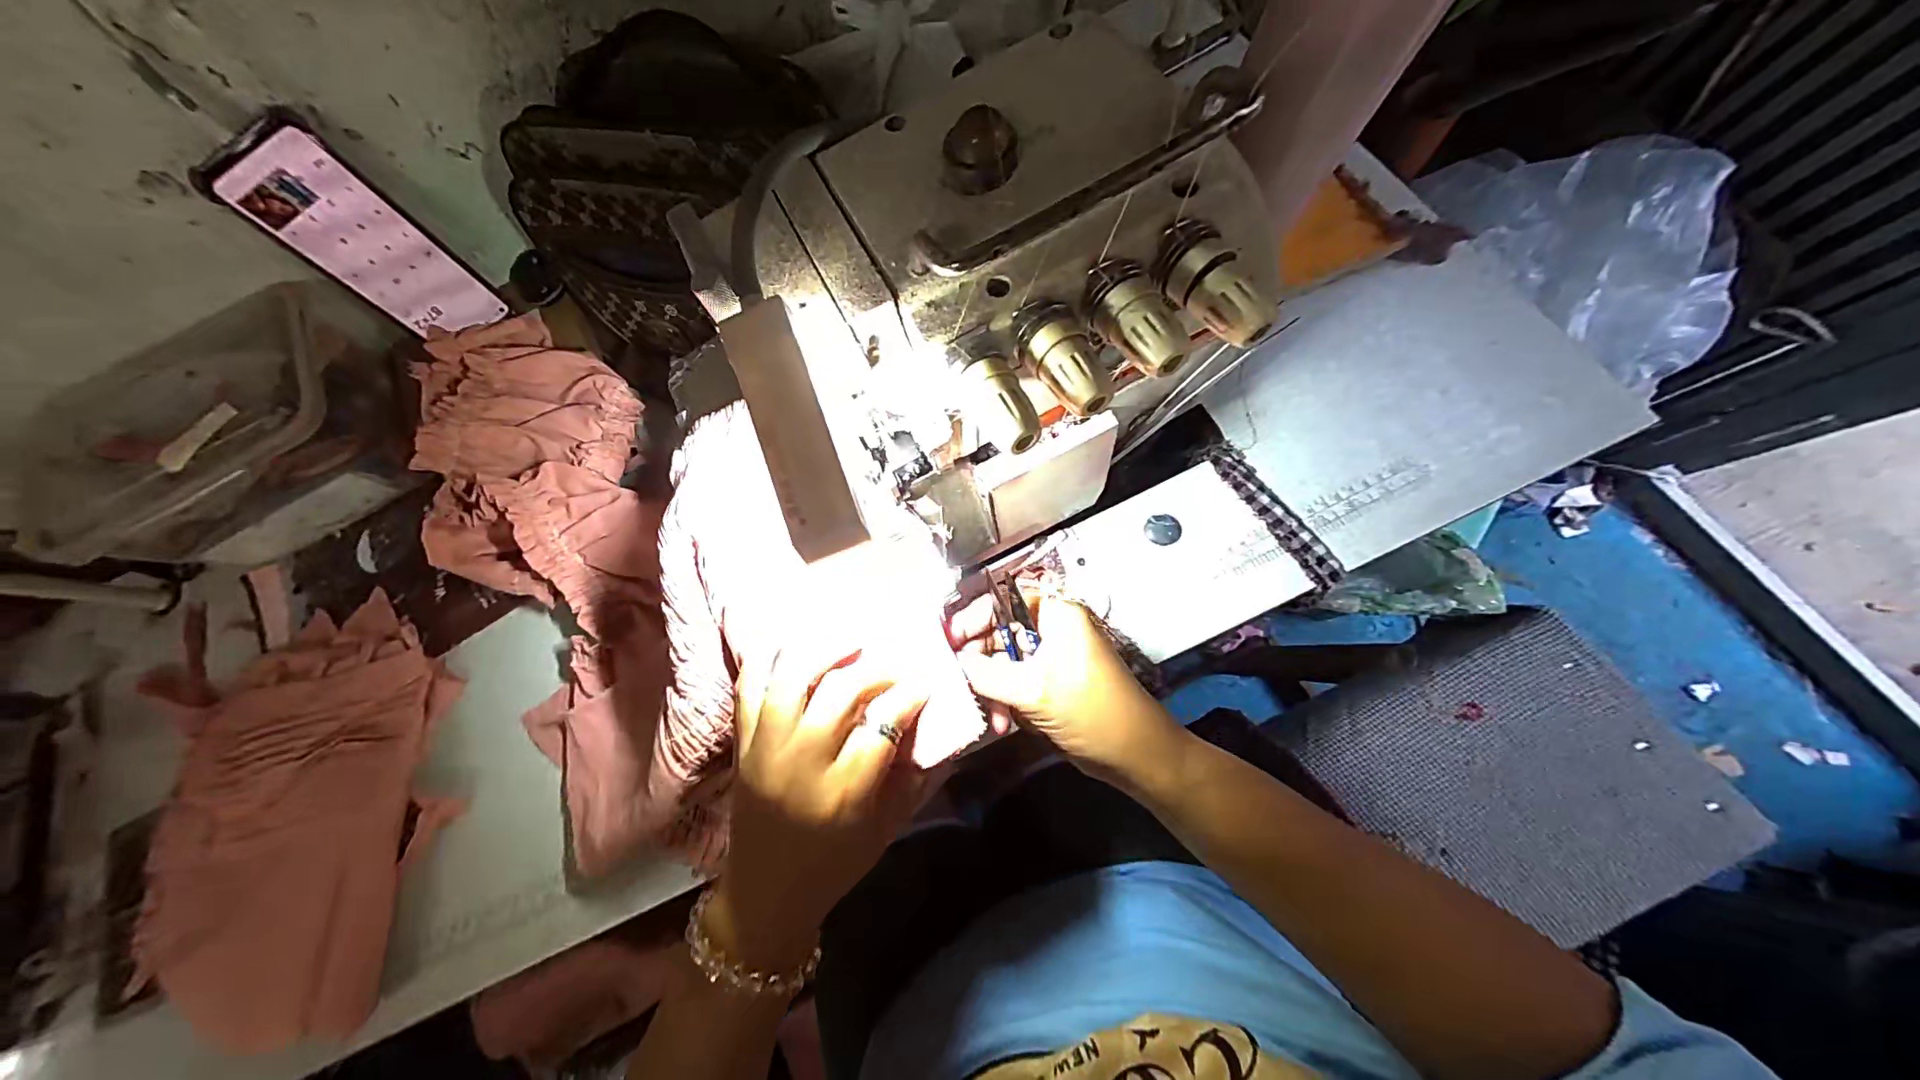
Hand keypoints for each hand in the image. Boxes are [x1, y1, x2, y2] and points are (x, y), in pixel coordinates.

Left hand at [706, 637, 937, 971]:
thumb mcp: (885, 829)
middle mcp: (803, 763)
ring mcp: (766, 748)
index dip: (910, 696)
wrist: (766, 894)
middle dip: (876, 671)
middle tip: (895, 666)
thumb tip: (931, 724)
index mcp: (845, 791)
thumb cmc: (835, 864)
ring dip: (823, 650)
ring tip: (850, 640)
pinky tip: (794, 643)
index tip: (924, 684)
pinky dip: (768, 657)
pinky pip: (749, 687)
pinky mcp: (742, 743)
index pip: (883, 724)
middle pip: (841, 692)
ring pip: (791, 677)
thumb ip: (912, 777)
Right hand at [946, 587, 1186, 790]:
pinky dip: (1006, 700)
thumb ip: (986, 673)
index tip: (948, 641)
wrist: (1134, 755)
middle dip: (980, 661)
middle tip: (960, 682)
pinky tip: (1004, 723)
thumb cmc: (1091, 712)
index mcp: (1056, 614)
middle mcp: (1053, 628)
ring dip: (992, 688)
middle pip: (999, 630)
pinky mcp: (1051, 683)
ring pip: (1004, 660)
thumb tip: (955, 661)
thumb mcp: (1032, 690)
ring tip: (993, 717)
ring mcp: (1052, 656)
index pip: (1002, 598)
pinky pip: (1015, 682)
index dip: (972, 616)